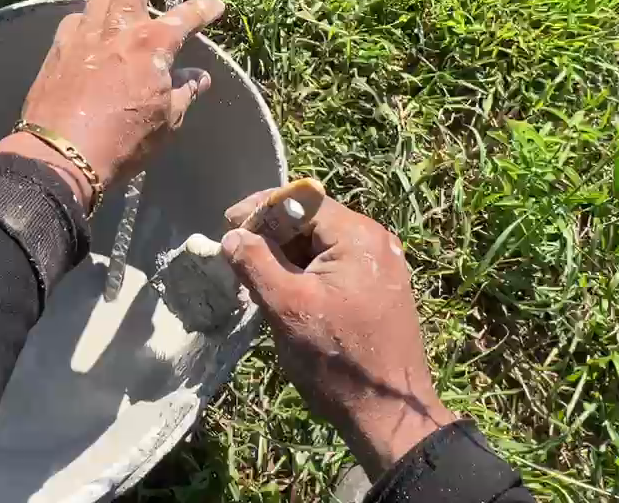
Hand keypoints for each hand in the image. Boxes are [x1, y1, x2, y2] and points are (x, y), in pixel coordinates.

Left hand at [0, 0, 225, 206]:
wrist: (61, 155)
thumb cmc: (123, 141)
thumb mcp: (167, 122)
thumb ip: (184, 92)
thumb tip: (199, 77)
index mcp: (152, 45)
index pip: (187, 15)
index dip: (206, 8)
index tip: (216, 6)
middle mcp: (119, 29)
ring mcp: (85, 34)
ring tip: (126, 10)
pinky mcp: (58, 47)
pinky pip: (76, 19)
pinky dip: (89, 20)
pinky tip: (92, 33)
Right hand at [221, 191, 457, 479]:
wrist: (390, 418)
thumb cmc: (337, 360)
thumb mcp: (286, 308)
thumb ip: (255, 263)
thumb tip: (232, 235)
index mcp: (357, 235)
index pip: (300, 200)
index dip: (260, 209)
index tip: (228, 225)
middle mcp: (374, 239)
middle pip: (311, 218)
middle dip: (271, 232)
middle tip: (238, 253)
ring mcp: (381, 262)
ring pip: (321, 241)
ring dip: (287, 252)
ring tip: (256, 274)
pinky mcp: (380, 285)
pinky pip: (335, 261)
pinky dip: (307, 268)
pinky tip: (284, 289)